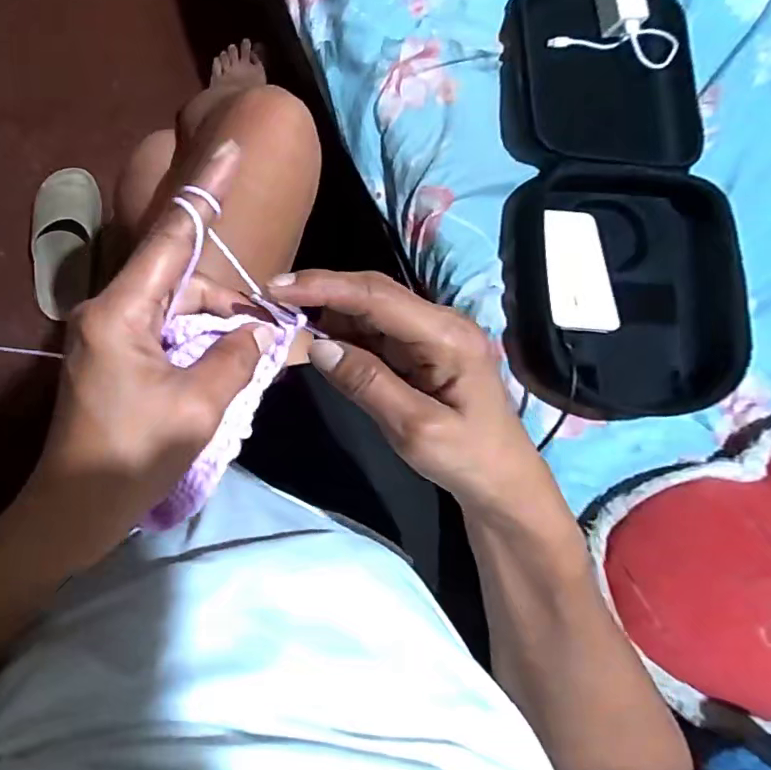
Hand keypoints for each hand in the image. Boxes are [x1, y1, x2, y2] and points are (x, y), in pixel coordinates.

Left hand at [26, 142, 269, 542]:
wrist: (74, 506)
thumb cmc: (132, 456)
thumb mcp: (198, 407)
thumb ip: (235, 358)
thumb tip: (257, 330)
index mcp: (122, 311)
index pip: (171, 236)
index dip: (205, 191)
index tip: (230, 147)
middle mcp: (107, 310)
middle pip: (177, 277)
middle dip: (224, 297)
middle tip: (266, 328)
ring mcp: (104, 332)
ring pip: (170, 306)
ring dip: (211, 324)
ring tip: (247, 358)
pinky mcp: (108, 354)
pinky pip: (158, 329)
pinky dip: (192, 340)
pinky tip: (218, 364)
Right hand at [267, 270, 563, 523]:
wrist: (500, 482)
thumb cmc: (466, 458)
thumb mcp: (415, 429)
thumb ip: (367, 383)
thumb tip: (319, 346)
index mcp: (447, 336)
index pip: (377, 298)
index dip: (325, 287)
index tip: (278, 288)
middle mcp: (438, 323)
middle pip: (370, 292)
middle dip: (319, 289)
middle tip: (270, 296)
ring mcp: (425, 334)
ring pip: (365, 307)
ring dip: (323, 308)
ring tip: (281, 314)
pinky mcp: (413, 349)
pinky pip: (368, 329)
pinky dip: (335, 328)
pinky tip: (310, 333)